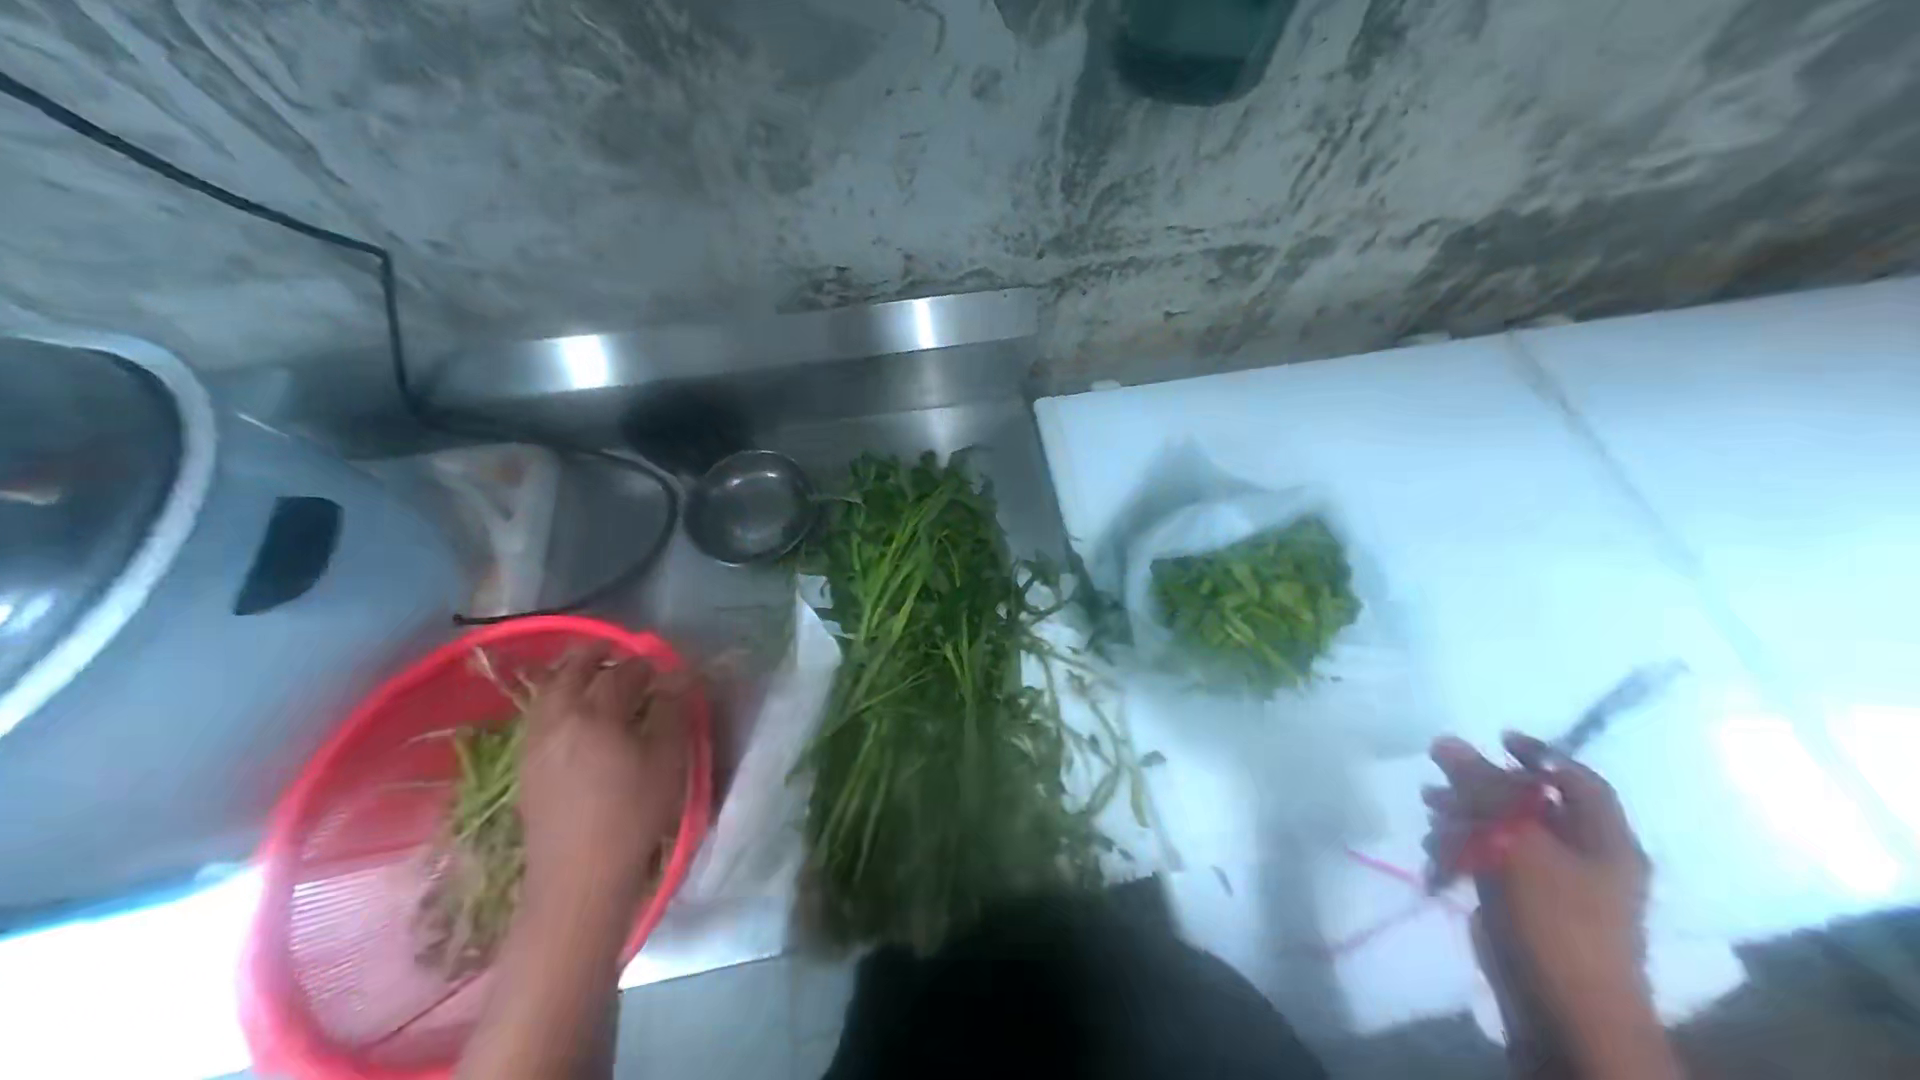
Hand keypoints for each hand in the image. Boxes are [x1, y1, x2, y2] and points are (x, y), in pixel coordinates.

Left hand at [519, 647, 688, 911]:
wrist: (579, 876)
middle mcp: (557, 719)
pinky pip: (538, 715)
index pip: (621, 674)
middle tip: (617, 652)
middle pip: (571, 672)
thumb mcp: (667, 760)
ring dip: (569, 675)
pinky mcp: (525, 766)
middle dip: (595, 655)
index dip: (644, 666)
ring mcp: (534, 743)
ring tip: (591, 675)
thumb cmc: (633, 814)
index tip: (662, 669)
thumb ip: (673, 712)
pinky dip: (555, 699)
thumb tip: (678, 678)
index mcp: (595, 714)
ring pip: (547, 692)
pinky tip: (571, 712)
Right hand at [1425, 733, 1673, 1079]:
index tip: (1495, 737)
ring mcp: (1555, 886)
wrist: (1563, 1009)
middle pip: (1531, 805)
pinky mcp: (1524, 908)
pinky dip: (1463, 854)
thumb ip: (1481, 789)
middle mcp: (1586, 857)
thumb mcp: (1516, 842)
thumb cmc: (1553, 917)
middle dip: (1481, 789)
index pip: (1576, 779)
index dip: (1539, 754)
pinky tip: (1435, 857)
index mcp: (1605, 839)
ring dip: (1464, 820)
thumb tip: (1445, 740)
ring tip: (1430, 818)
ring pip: (1503, 834)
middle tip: (1439, 782)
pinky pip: (1491, 865)